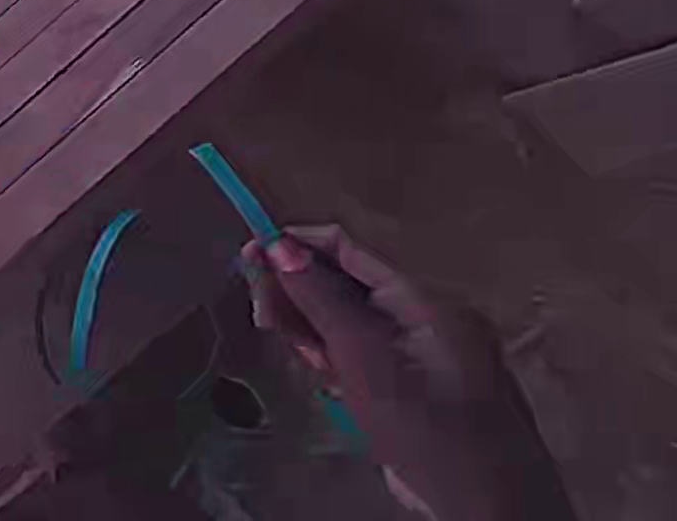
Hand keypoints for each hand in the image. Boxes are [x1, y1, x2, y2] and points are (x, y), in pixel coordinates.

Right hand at [242, 226, 573, 520]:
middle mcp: (426, 318)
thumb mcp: (364, 359)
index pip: (346, 248)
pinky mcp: (413, 380)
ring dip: (307, 323)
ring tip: (291, 347)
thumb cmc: (427, 433)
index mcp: (426, 303)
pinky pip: (356, 344)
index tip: (249, 255)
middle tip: (264, 315)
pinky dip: (329, 349)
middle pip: (340, 281)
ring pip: (342, 314)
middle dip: (295, 292)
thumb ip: (319, 297)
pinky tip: (320, 369)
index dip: (293, 244)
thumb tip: (276, 244)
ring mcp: (422, 351)